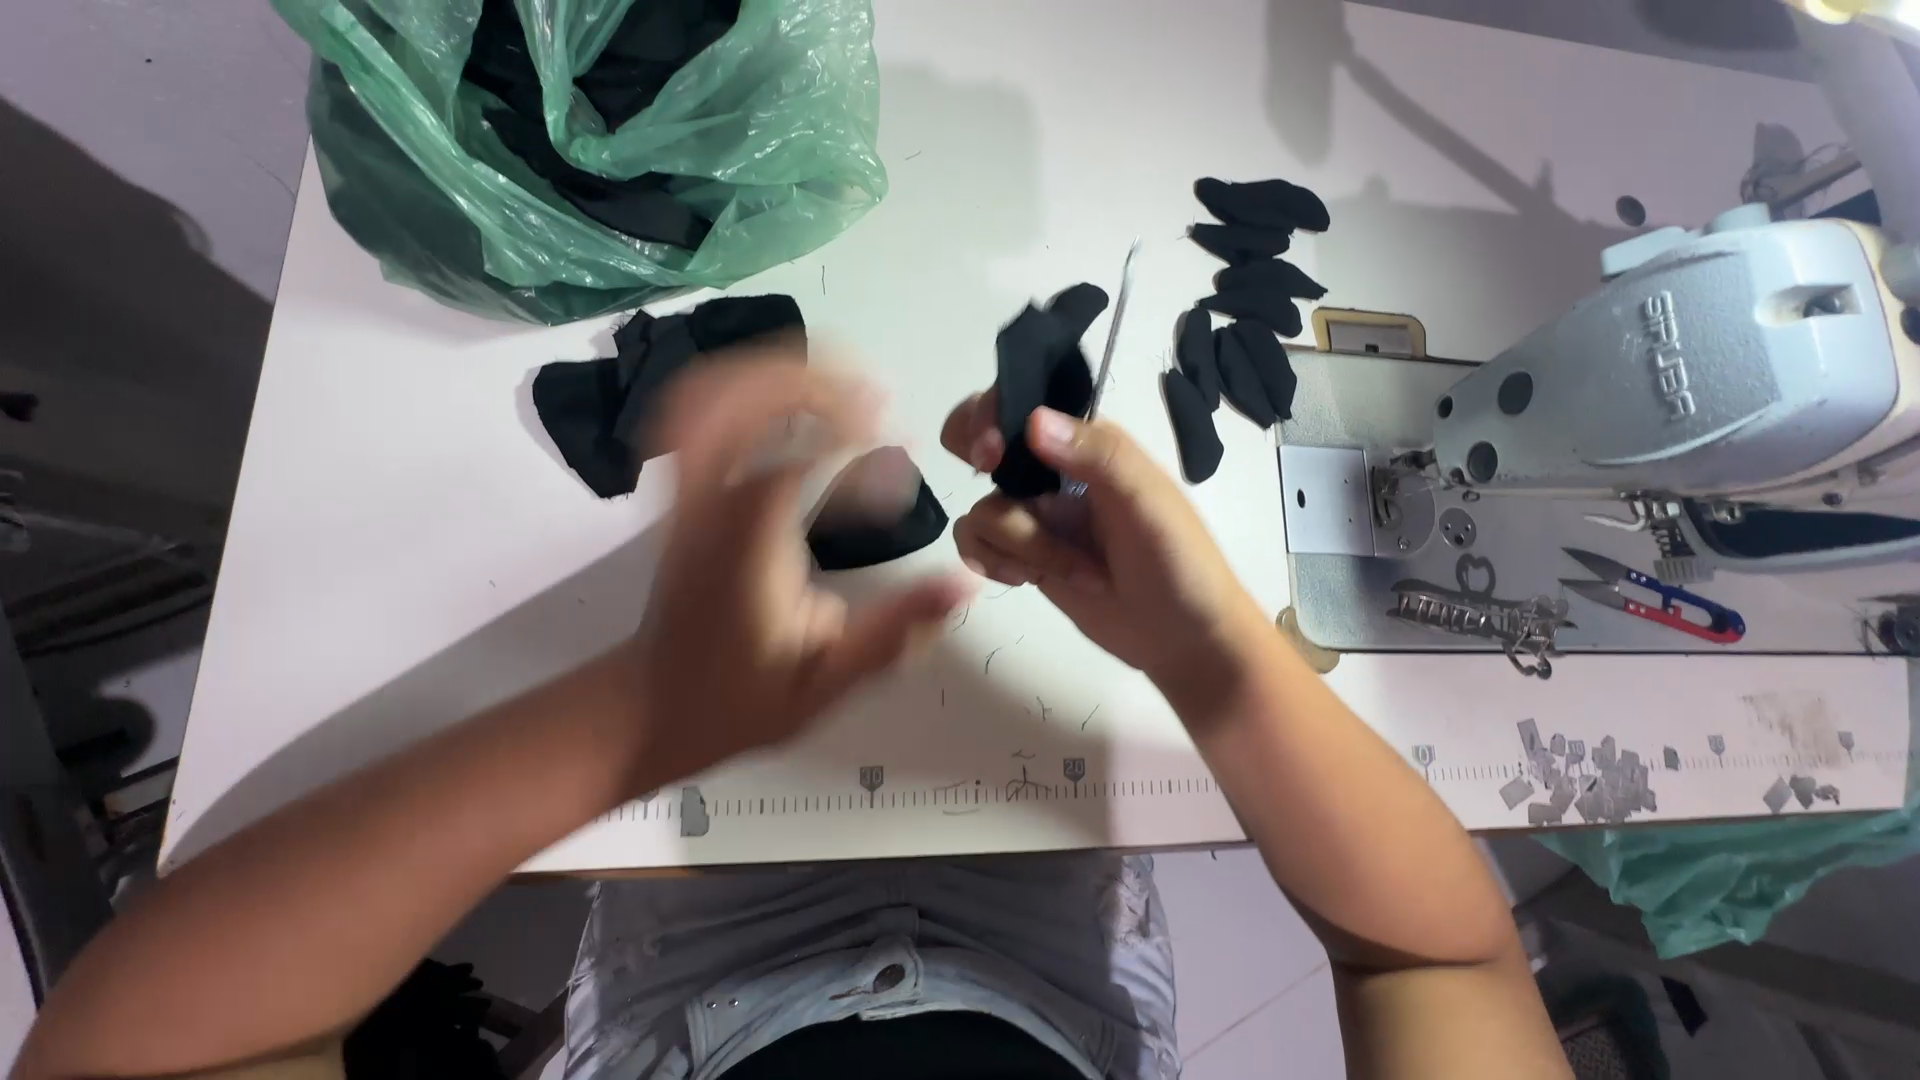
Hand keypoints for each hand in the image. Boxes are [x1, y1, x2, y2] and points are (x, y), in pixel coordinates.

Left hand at [629, 358, 971, 778]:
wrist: (650, 709)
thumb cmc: (740, 700)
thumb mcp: (827, 681)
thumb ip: (893, 632)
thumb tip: (964, 584)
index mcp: (745, 553)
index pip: (789, 462)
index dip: (848, 434)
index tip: (899, 445)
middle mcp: (706, 510)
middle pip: (736, 404)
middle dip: (809, 382)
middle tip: (873, 396)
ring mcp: (682, 496)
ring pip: (706, 397)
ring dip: (774, 375)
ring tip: (837, 383)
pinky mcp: (678, 494)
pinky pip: (696, 414)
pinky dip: (744, 390)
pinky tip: (789, 399)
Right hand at [940, 392, 1265, 679]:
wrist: (1181, 638)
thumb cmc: (1178, 561)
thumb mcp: (1148, 501)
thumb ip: (1097, 456)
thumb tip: (1031, 420)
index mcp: (1085, 443)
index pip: (1019, 402)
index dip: (987, 418)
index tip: (989, 455)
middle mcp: (1052, 471)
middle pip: (978, 443)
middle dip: (979, 464)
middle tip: (1010, 499)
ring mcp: (1034, 516)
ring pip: (982, 509)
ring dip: (1021, 545)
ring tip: (1074, 572)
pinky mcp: (1023, 557)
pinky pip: (976, 544)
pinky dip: (993, 562)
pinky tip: (1027, 581)